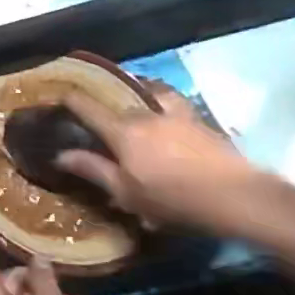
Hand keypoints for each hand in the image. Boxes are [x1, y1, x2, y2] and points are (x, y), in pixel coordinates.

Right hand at [58, 83, 294, 244]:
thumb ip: (94, 170)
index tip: (58, 95)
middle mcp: (145, 114)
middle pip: (117, 101)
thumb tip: (61, 154)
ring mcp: (174, 114)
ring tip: (131, 102)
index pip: (88, 107)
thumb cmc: (173, 199)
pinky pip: (171, 102)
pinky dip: (161, 100)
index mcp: (123, 131)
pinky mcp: (198, 120)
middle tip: (96, 112)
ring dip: (134, 95)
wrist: (236, 197)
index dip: (70, 99)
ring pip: (146, 96)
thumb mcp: (127, 193)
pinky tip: (164, 112)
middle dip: (104, 103)